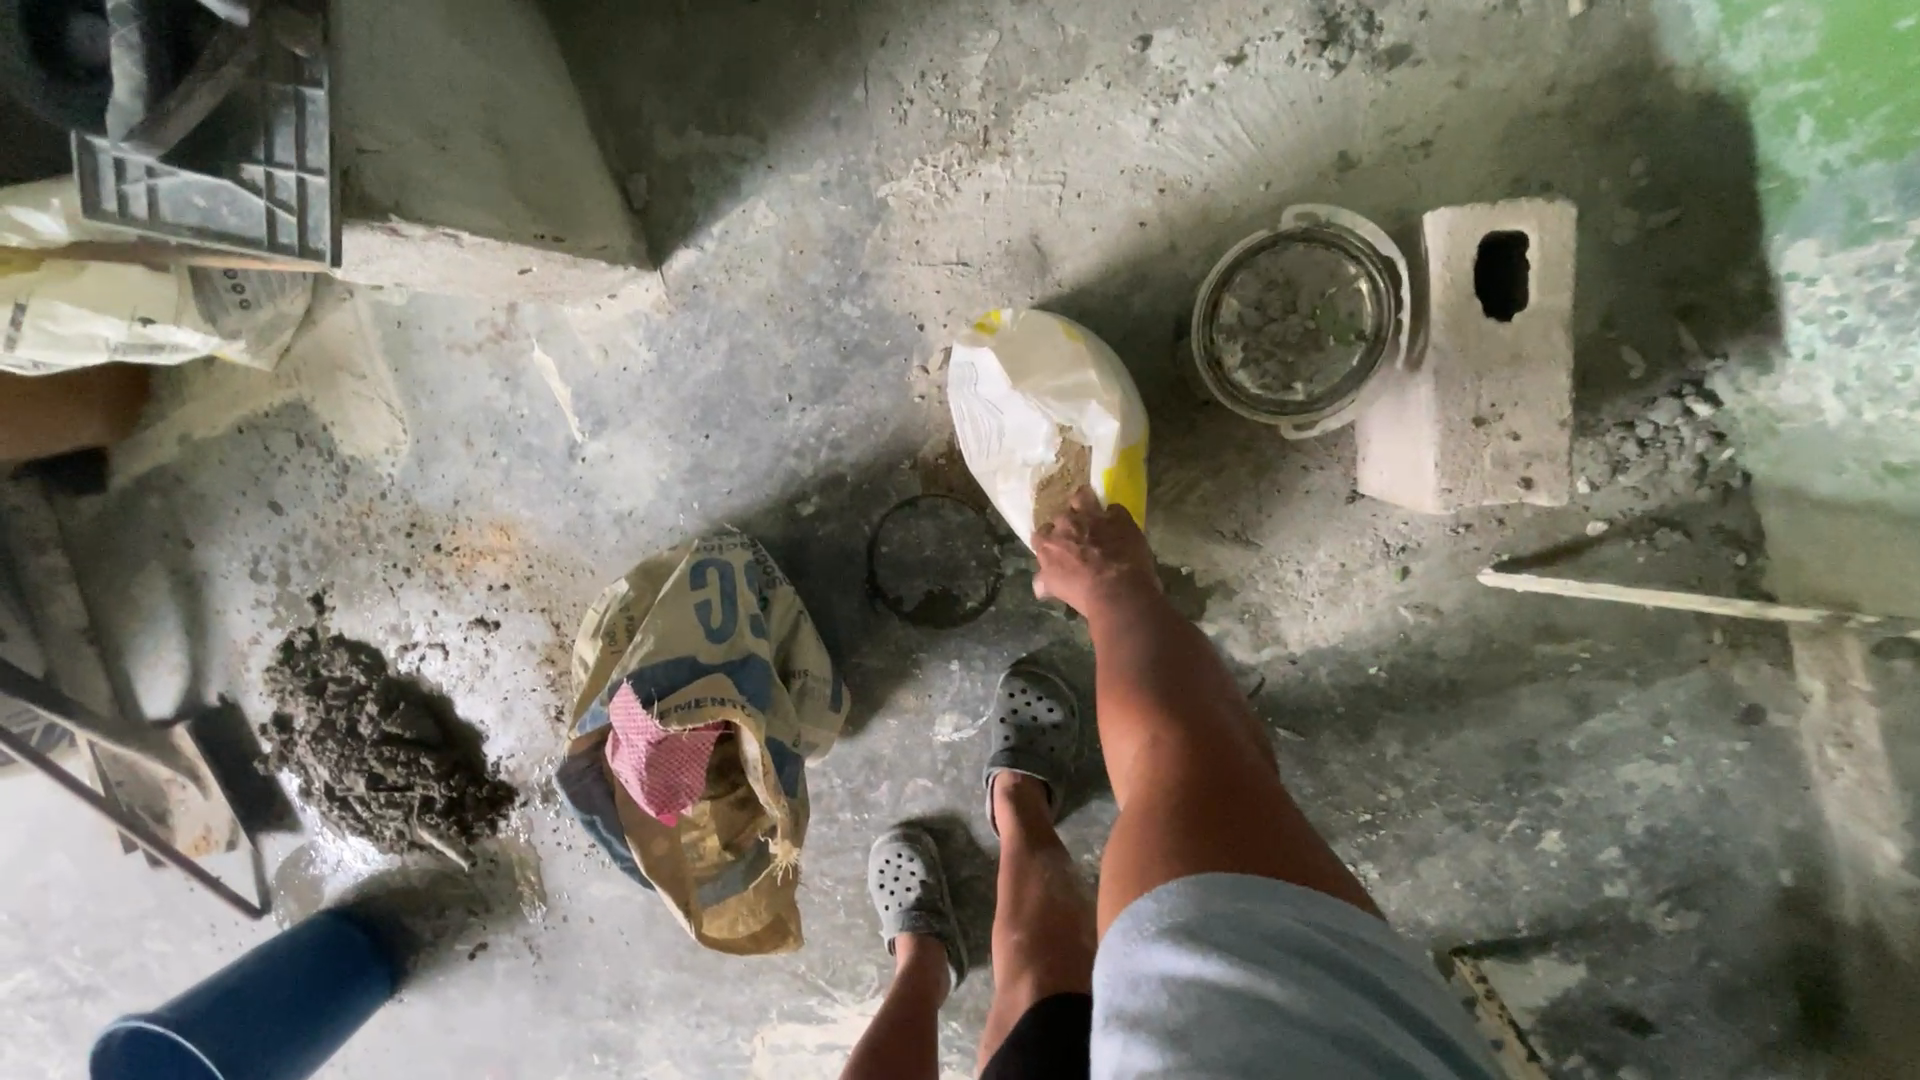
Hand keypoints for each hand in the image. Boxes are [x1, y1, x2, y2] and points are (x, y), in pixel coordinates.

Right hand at [1031, 486, 1160, 618]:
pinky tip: (1119, 524)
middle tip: (1077, 534)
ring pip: (1082, 496)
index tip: (1057, 545)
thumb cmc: (1083, 594)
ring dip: (1085, 503)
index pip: (1041, 533)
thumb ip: (1045, 581)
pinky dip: (1114, 515)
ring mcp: (1092, 517)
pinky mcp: (1117, 516)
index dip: (1050, 538)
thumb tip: (1039, 585)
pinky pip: (1113, 508)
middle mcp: (1066, 525)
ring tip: (1092, 512)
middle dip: (1068, 523)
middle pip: (1062, 515)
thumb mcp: (1057, 590)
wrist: (1118, 590)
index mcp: (1048, 543)